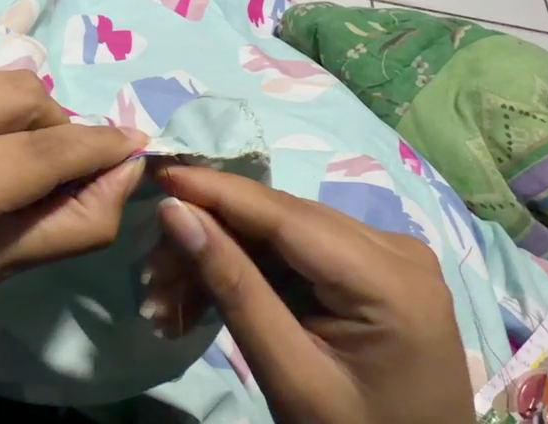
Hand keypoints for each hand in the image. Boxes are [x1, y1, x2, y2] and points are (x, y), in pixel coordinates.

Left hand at [0, 70, 147, 343]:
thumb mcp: (4, 267)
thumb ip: (77, 219)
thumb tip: (129, 167)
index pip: (45, 151)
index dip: (98, 145)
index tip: (135, 145)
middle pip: (27, 96)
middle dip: (58, 126)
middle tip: (58, 167)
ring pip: (2, 78)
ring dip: (28, 111)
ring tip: (18, 153)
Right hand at [141, 166, 472, 423]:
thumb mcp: (288, 374)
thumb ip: (233, 286)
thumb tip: (174, 210)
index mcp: (391, 281)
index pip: (284, 214)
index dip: (215, 189)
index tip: (157, 174)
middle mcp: (396, 249)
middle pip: (279, 220)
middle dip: (210, 235)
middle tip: (151, 268)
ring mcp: (389, 256)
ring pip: (280, 232)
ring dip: (223, 254)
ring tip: (166, 294)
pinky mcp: (374, 267)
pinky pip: (297, 251)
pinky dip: (251, 268)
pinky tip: (206, 294)